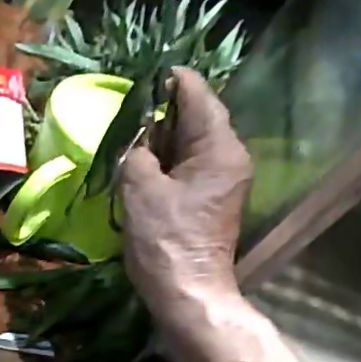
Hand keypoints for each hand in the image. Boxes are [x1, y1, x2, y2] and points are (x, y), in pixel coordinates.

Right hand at [118, 67, 253, 320]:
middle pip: (197, 121)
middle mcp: (229, 159)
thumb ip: (136, 155)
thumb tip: (133, 140)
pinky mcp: (210, 201)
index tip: (152, 71)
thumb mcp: (140, 191)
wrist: (186, 290)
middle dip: (164, 112)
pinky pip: (188, 168)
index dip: (176, 82)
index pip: (200, 100)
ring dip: (162, 140)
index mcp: (219, 149)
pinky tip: (141, 167)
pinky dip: (165, 162)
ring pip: (190, 146)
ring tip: (130, 136)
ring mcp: (223, 181)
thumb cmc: (165, 240)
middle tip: (130, 108)